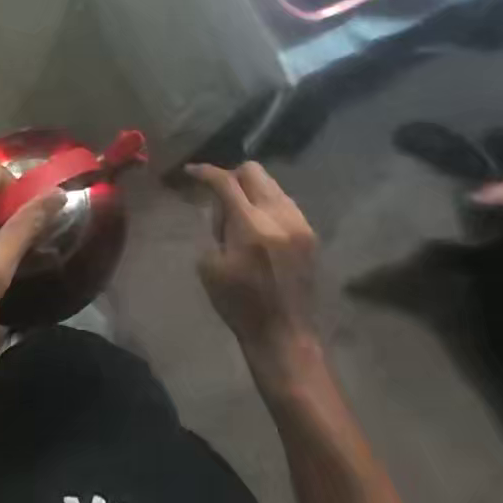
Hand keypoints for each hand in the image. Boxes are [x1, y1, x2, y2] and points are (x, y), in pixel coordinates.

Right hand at [185, 162, 320, 380]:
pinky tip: (261, 224)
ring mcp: (298, 221)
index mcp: (250, 224)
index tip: (192, 172)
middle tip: (219, 194)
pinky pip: (286, 203)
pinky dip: (269, 204)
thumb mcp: (211, 269)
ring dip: (252, 189)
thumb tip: (222, 210)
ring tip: (241, 213)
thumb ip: (216, 230)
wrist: (284, 331)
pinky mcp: (309, 231)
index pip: (226, 182)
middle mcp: (277, 214)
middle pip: (254, 172)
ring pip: (273, 185)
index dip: (206, 172)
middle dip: (232, 175)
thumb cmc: (241, 305)